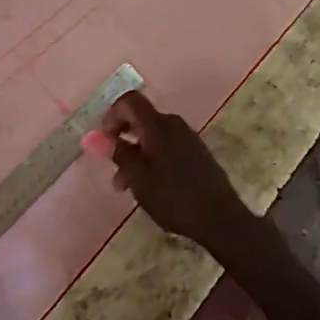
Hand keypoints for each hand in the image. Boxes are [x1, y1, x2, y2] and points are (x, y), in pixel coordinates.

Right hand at [100, 91, 261, 254]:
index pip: (129, 100)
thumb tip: (98, 137)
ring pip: (152, 136)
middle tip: (113, 168)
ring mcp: (187, 138)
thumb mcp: (139, 178)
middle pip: (140, 119)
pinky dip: (152, 159)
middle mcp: (173, 124)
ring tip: (128, 187)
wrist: (221, 219)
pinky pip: (167, 146)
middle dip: (122, 139)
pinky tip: (151, 186)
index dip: (112, 114)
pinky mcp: (196, 153)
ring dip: (136, 154)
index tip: (104, 139)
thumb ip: (118, 153)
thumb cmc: (174, 197)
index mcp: (158, 125)